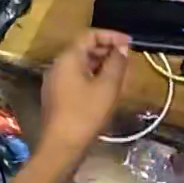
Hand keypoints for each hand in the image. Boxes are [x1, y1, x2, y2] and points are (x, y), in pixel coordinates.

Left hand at [39, 29, 131, 154]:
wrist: (62, 147)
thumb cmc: (86, 114)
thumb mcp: (108, 87)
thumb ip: (117, 63)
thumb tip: (122, 48)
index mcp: (68, 58)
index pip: (89, 35)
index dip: (111, 36)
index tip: (129, 43)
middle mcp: (57, 65)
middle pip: (83, 48)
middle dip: (106, 49)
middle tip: (126, 58)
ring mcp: (54, 81)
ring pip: (79, 64)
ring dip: (100, 64)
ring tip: (119, 72)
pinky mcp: (56, 96)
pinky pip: (75, 77)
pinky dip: (91, 76)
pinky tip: (104, 88)